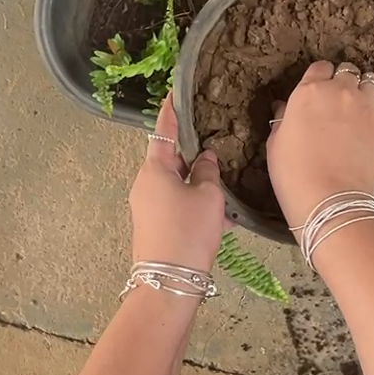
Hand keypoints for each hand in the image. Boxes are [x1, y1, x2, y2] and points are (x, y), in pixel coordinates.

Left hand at [130, 94, 227, 270]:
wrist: (169, 282)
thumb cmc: (188, 231)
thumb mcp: (208, 196)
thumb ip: (208, 171)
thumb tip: (205, 159)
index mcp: (154, 169)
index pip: (163, 130)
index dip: (172, 111)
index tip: (174, 92)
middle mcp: (145, 185)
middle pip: (172, 161)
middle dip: (195, 158)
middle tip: (217, 149)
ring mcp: (148, 207)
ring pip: (179, 187)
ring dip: (201, 188)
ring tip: (227, 194)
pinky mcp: (155, 226)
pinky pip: (179, 207)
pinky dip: (198, 207)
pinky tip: (224, 220)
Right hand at [267, 60, 373, 224]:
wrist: (330, 198)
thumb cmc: (294, 174)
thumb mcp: (275, 143)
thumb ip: (283, 119)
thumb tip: (285, 108)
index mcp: (309, 91)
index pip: (319, 68)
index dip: (319, 77)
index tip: (317, 89)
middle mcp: (340, 90)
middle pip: (346, 71)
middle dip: (342, 81)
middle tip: (337, 100)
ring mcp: (366, 105)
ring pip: (370, 82)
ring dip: (363, 89)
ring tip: (357, 105)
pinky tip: (368, 122)